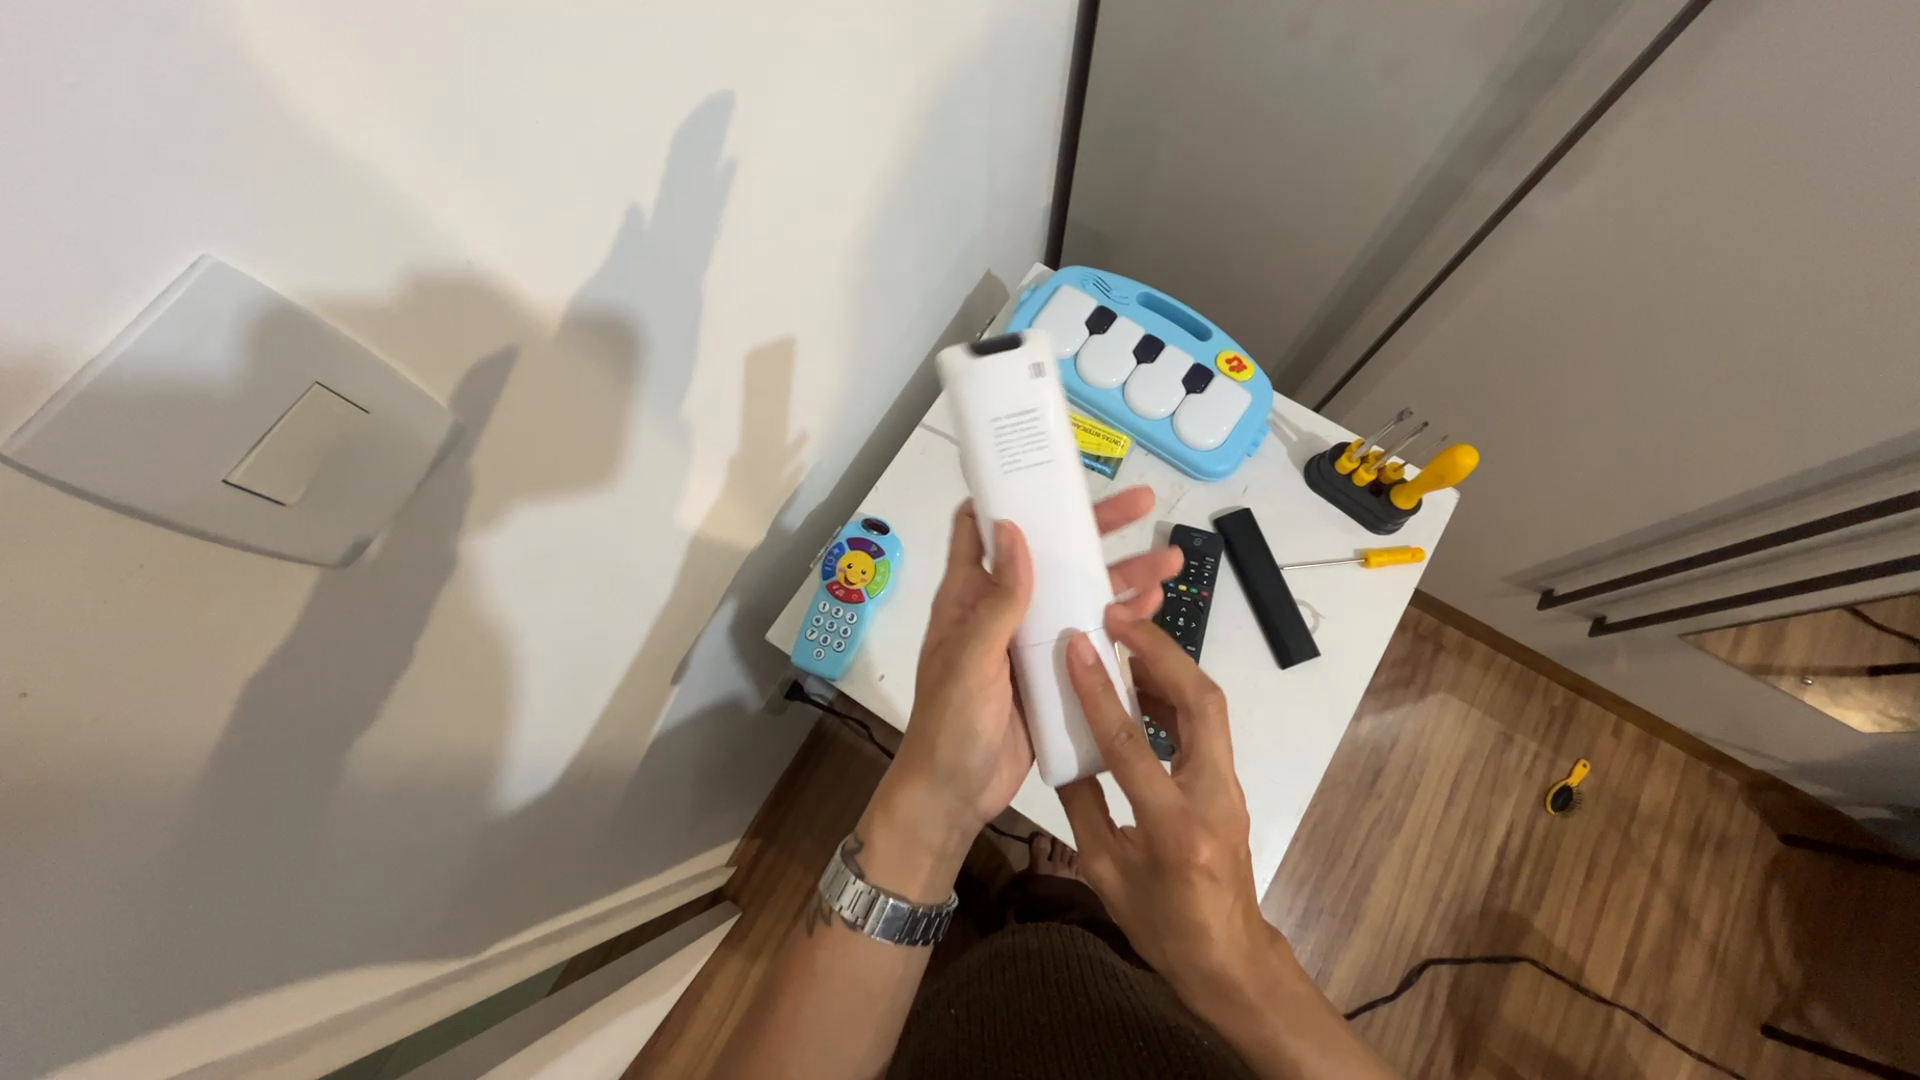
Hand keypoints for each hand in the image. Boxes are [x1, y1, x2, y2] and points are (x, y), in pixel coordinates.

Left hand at [890, 488, 1182, 836]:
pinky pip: (1091, 637)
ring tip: (1170, 560)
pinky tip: (1154, 609)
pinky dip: (1121, 621)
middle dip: (1095, 529)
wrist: (957, 794)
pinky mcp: (1056, 673)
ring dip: (1122, 576)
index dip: (1011, 498)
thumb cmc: (952, 721)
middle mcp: (1002, 610)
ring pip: (1080, 594)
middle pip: (1051, 555)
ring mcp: (1032, 641)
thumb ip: (997, 599)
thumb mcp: (971, 656)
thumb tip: (1012, 529)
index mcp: (969, 597)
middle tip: (1144, 504)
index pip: (982, 529)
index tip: (1050, 473)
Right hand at [1058, 605, 1396, 1078]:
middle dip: (1161, 652)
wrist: (1230, 959)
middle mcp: (1212, 795)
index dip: (1101, 691)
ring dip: (1170, 665)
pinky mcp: (1229, 782)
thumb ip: (1084, 804)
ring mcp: (1229, 786)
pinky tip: (1143, 684)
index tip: (1079, 646)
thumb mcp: (1105, 872)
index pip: (1132, 744)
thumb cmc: (1163, 927)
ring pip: (1210, 705)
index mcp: (1173, 826)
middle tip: (1118, 618)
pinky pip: (1206, 723)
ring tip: (1126, 639)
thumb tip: (1062, 748)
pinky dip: (1175, 692)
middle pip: (1200, 702)